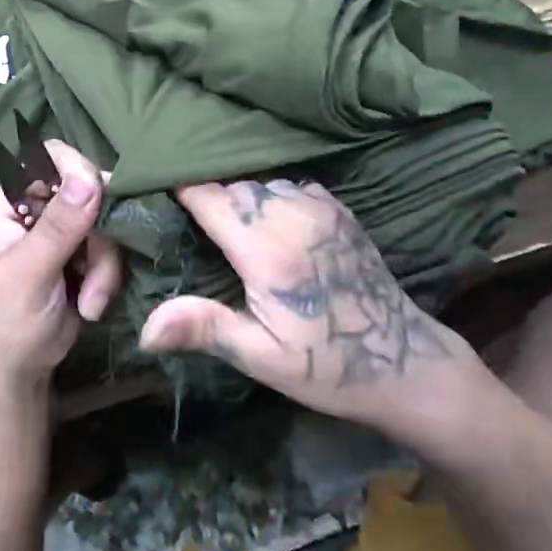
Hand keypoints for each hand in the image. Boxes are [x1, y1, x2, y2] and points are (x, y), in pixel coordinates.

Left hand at [0, 140, 120, 389]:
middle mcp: (39, 208)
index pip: (50, 159)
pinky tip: (90, 307)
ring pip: (107, 224)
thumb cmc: (4, 319)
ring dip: (105, 268)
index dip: (78, 171)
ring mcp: (64, 231)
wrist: (15, 370)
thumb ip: (59, 227)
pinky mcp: (85, 255)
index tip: (99, 199)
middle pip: (90, 192)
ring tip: (88, 304)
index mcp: (12, 201)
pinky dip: (107, 280)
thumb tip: (89, 178)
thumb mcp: (29, 273)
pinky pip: (113, 249)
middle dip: (99, 239)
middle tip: (94, 276)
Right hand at [139, 179, 484, 441]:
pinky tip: (264, 226)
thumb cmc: (327, 366)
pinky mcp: (337, 210)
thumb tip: (144, 330)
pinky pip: (286, 186)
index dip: (177, 191)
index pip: (207, 195)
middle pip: (230, 186)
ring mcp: (320, 208)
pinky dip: (267, 198)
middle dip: (205, 200)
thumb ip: (203, 328)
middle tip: (185, 227)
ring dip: (237, 199)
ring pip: (258, 184)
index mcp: (268, 251)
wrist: (407, 363)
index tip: (153, 198)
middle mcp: (293, 216)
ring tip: (223, 229)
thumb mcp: (261, 357)